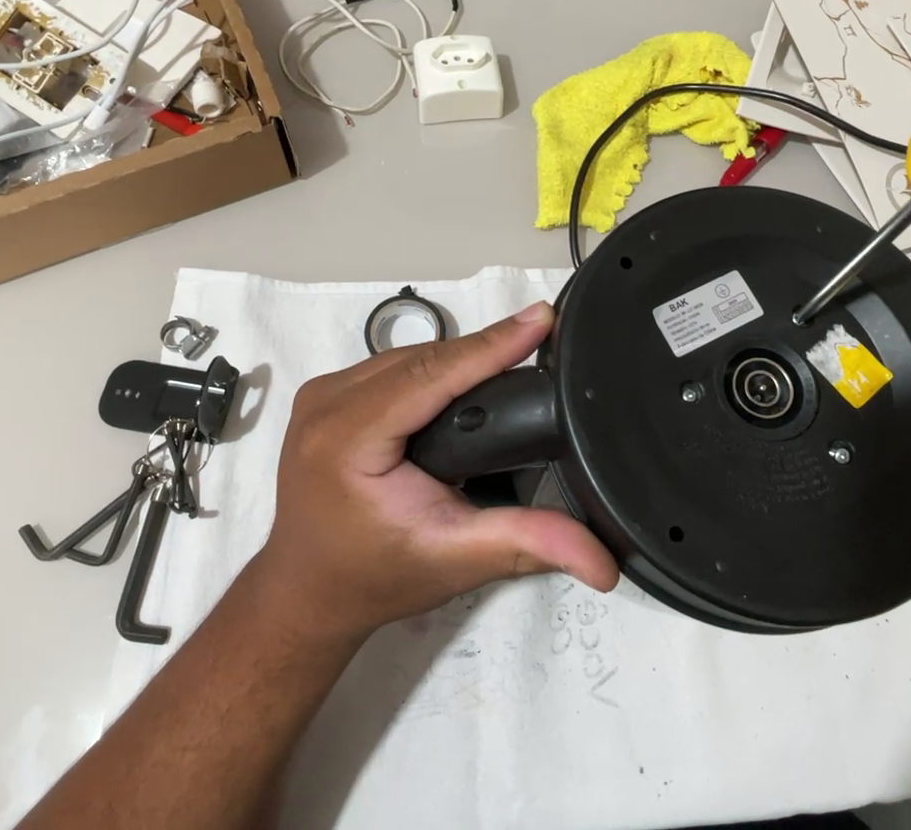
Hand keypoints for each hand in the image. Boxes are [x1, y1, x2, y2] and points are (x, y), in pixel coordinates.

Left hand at [248, 303, 618, 641]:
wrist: (307, 591)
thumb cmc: (373, 578)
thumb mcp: (454, 559)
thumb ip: (527, 543)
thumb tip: (602, 560)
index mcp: (345, 438)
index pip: (430, 374)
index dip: (490, 345)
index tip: (542, 318)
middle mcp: (325, 404)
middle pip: (420, 359)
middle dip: (483, 351)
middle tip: (545, 343)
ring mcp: (320, 396)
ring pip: (406, 357)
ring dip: (459, 360)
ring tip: (514, 362)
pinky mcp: (325, 398)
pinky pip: (390, 368)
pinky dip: (433, 370)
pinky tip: (469, 380)